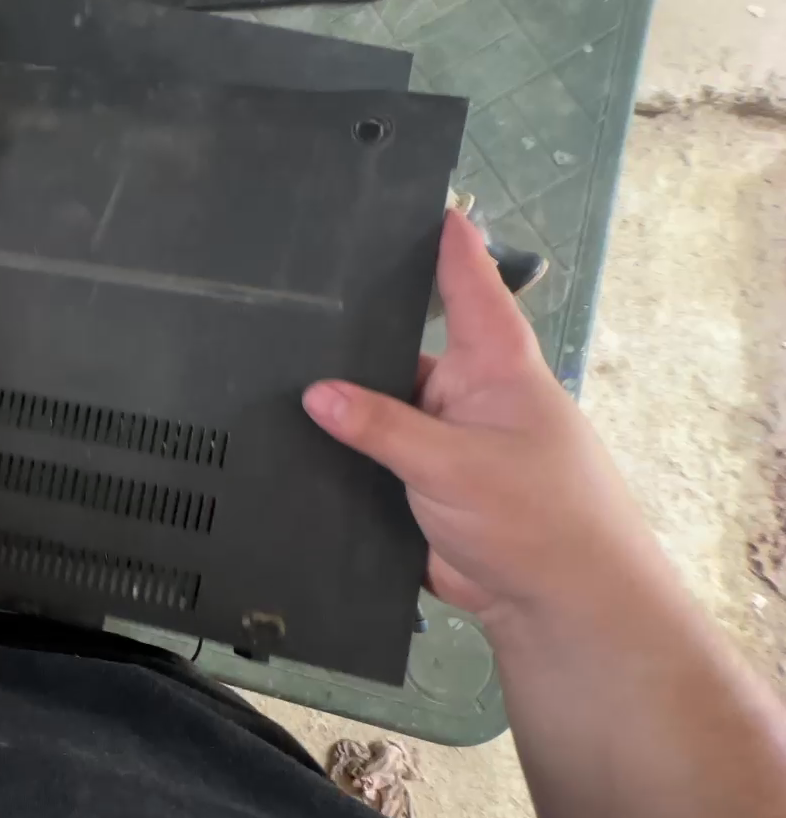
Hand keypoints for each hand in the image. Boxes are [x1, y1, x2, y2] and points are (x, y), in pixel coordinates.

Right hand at [301, 212, 666, 620]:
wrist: (551, 606)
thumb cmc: (534, 518)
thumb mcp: (455, 464)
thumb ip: (382, 426)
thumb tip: (313, 393)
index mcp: (494, 374)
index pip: (473, 296)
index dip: (453, 253)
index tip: (434, 210)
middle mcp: (464, 399)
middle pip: (401, 353)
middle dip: (353, 338)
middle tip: (290, 309)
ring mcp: (438, 442)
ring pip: (374, 408)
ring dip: (335, 405)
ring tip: (267, 378)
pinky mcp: (413, 482)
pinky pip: (363, 453)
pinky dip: (331, 448)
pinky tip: (285, 441)